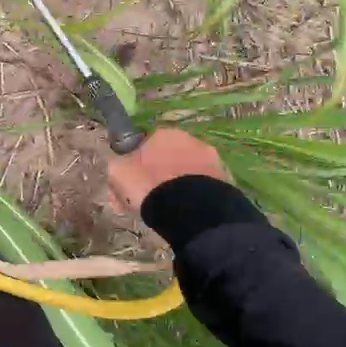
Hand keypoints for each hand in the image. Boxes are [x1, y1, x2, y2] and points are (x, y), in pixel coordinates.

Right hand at [105, 128, 226, 213]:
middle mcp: (193, 141)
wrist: (193, 212)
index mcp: (165, 133)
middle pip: (168, 158)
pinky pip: (201, 190)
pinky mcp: (228, 184)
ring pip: (186, 174)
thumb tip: (122, 166)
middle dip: (158, 174)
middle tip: (146, 196)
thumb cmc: (149, 185)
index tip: (130, 180)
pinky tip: (182, 213)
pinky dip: (192, 198)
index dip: (136, 163)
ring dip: (176, 186)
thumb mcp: (117, 172)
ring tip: (165, 209)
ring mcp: (214, 163)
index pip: (145, 144)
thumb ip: (118, 164)